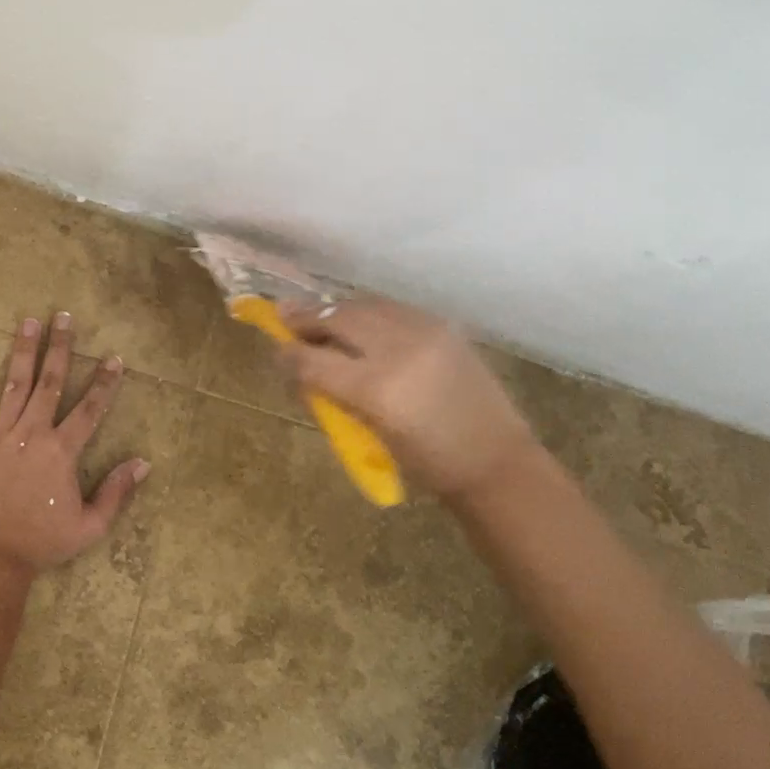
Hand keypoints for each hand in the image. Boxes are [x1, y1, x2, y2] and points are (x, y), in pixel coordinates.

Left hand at [0, 312, 150, 574]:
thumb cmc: (43, 543)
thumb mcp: (90, 525)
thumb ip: (117, 492)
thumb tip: (143, 463)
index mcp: (62, 451)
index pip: (90, 408)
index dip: (105, 383)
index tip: (115, 358)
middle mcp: (32, 433)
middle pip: (51, 382)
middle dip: (60, 347)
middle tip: (63, 316)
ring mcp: (0, 435)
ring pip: (15, 384)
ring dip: (23, 350)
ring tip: (29, 321)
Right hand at [280, 297, 537, 496]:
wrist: (495, 460)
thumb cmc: (426, 463)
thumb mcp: (369, 436)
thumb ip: (333, 397)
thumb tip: (299, 369)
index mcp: (376, 389)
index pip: (314, 361)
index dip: (288, 353)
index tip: (274, 348)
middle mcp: (398, 350)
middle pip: (339, 318)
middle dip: (308, 316)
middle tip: (283, 316)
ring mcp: (424, 333)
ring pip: (366, 305)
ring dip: (337, 310)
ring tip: (320, 317)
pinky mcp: (443, 327)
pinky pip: (393, 309)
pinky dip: (368, 312)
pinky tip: (360, 322)